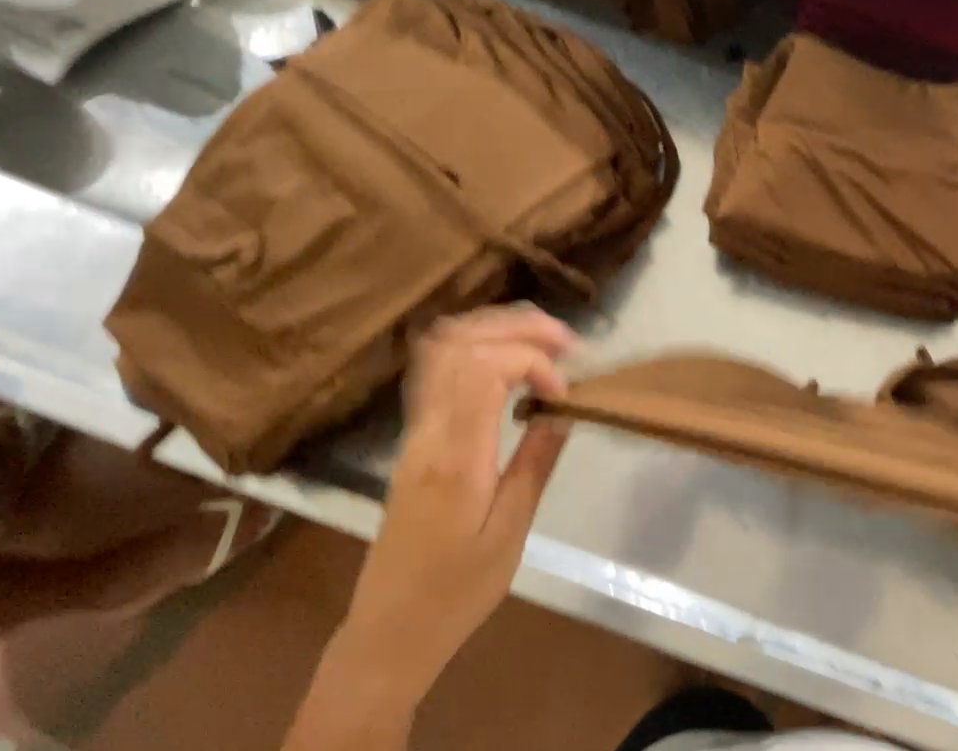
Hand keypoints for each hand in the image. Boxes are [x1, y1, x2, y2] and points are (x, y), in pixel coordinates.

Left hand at [334, 306, 576, 703]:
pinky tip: (514, 365)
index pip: (484, 368)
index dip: (533, 359)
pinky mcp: (415, 440)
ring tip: (546, 343)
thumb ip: (535, 462)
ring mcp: (414, 434)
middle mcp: (427, 434)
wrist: (389, 630)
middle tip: (568, 342)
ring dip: (497, 331)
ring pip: (443, 350)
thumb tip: (562, 410)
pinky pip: (440, 372)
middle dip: (518, 327)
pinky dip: (480, 350)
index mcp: (453, 457)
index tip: (565, 392)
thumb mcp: (510, 532)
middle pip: (459, 343)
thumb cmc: (457, 590)